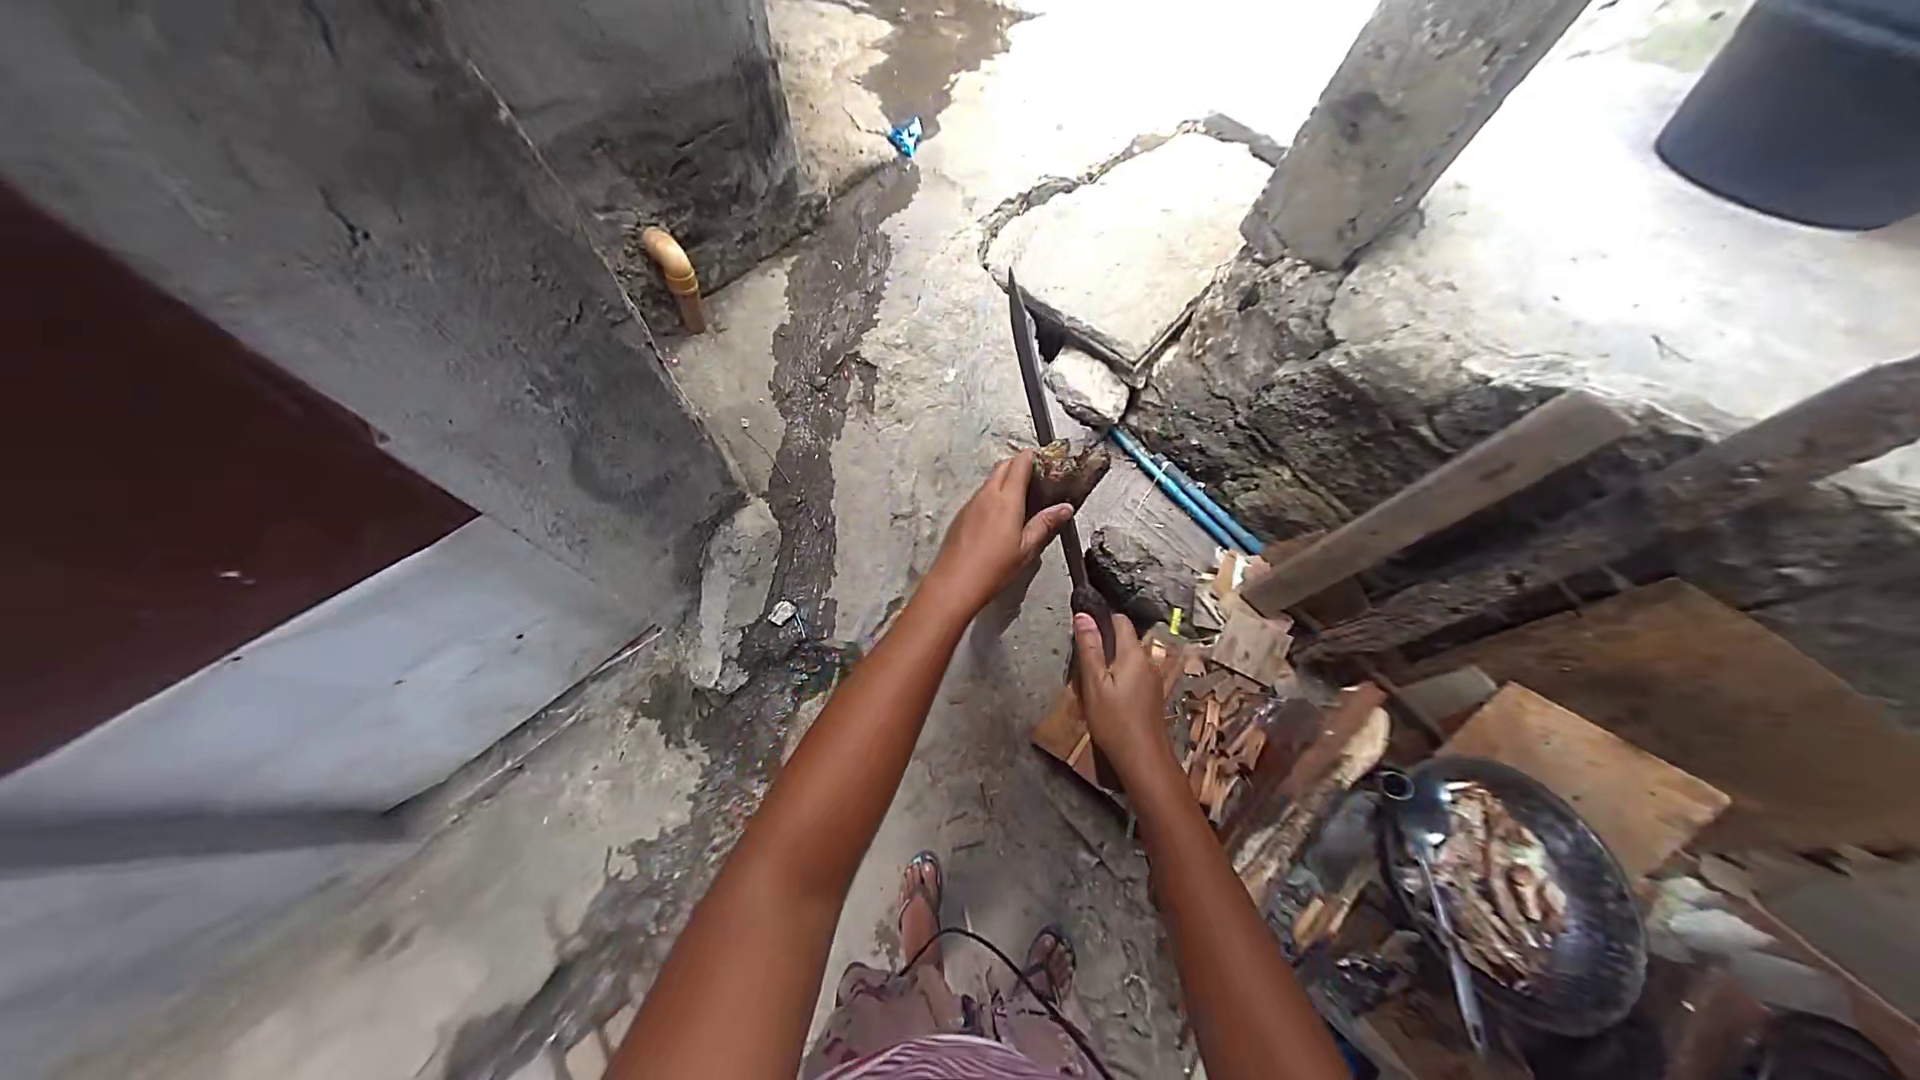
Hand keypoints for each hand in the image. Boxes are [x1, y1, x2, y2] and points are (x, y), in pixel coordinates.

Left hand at [921, 450, 1073, 616]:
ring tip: (1020, 499)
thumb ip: (1045, 524)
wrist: (954, 584)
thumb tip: (1064, 509)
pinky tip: (999, 517)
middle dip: (1018, 465)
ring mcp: (970, 504)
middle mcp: (986, 496)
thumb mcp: (1027, 549)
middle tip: (1035, 478)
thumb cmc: (992, 569)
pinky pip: (979, 497)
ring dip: (1004, 481)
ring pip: (989, 481)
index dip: (1032, 458)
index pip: (1020, 464)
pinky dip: (991, 496)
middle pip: (1002, 466)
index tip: (1044, 462)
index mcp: (1006, 500)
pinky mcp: (961, 516)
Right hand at [1073, 612, 1172, 781]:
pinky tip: (1106, 695)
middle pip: (1124, 640)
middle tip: (1081, 662)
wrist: (1143, 758)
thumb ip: (1090, 647)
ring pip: (1128, 659)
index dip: (1102, 618)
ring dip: (1109, 663)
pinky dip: (1118, 677)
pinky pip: (1133, 674)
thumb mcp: (1094, 683)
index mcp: (1134, 654)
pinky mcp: (1152, 695)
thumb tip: (1083, 615)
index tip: (1082, 627)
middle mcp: (1148, 661)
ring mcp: (1153, 679)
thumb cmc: (1113, 720)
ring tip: (1090, 681)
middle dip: (1103, 644)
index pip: (1120, 621)